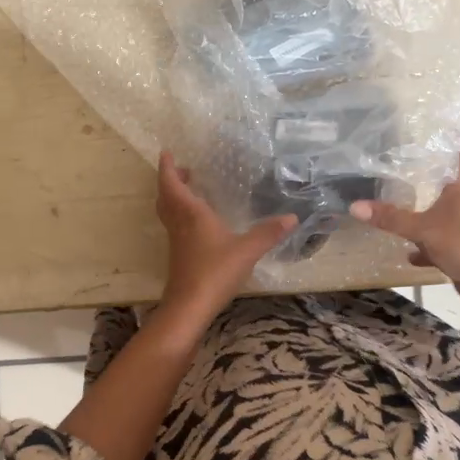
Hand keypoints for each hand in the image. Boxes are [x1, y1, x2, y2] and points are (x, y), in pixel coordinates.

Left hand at [156, 152, 296, 323]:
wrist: (189, 306)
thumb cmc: (214, 272)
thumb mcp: (247, 250)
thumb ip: (268, 233)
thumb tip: (292, 217)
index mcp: (191, 214)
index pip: (172, 184)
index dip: (168, 168)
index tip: (167, 153)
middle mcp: (179, 223)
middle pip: (166, 196)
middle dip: (172, 181)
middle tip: (184, 171)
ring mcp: (176, 241)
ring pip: (168, 212)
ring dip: (175, 198)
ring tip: (192, 192)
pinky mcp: (179, 256)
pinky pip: (175, 226)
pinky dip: (181, 216)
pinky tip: (199, 224)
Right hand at [349, 144, 459, 298]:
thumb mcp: (423, 229)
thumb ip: (391, 218)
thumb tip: (355, 206)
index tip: (447, 131)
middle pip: (454, 184)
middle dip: (436, 176)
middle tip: (411, 165)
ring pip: (445, 215)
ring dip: (428, 213)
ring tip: (404, 205)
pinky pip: (441, 242)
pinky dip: (426, 246)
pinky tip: (409, 253)